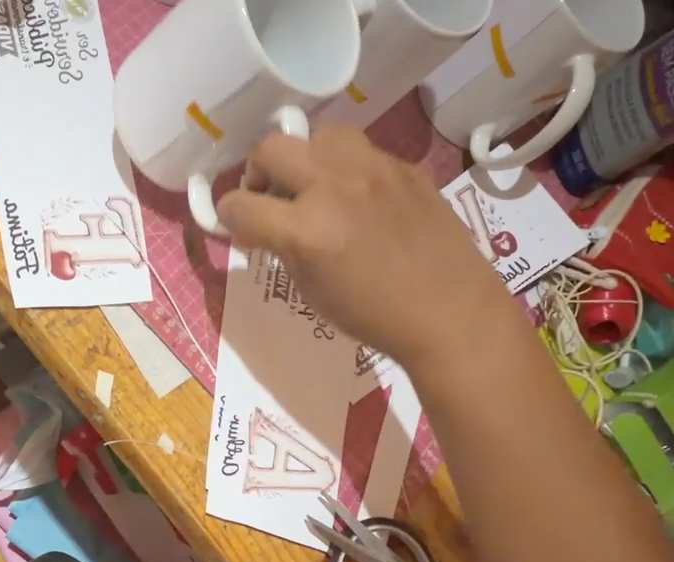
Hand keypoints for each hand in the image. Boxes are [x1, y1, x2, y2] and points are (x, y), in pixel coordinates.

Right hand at [217, 127, 525, 368]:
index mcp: (304, 229)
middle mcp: (333, 187)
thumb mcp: (308, 289)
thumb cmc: (369, 314)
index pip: (239, 205)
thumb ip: (281, 248)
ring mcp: (371, 169)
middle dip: (257, 174)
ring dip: (303, 158)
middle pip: (271, 149)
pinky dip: (342, 168)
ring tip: (312, 187)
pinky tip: (354, 199)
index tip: (236, 227)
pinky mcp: (401, 165)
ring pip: (317, 135)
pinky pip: (358, 150)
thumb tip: (264, 228)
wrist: (445, 308)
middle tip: (268, 199)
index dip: (228, 217)